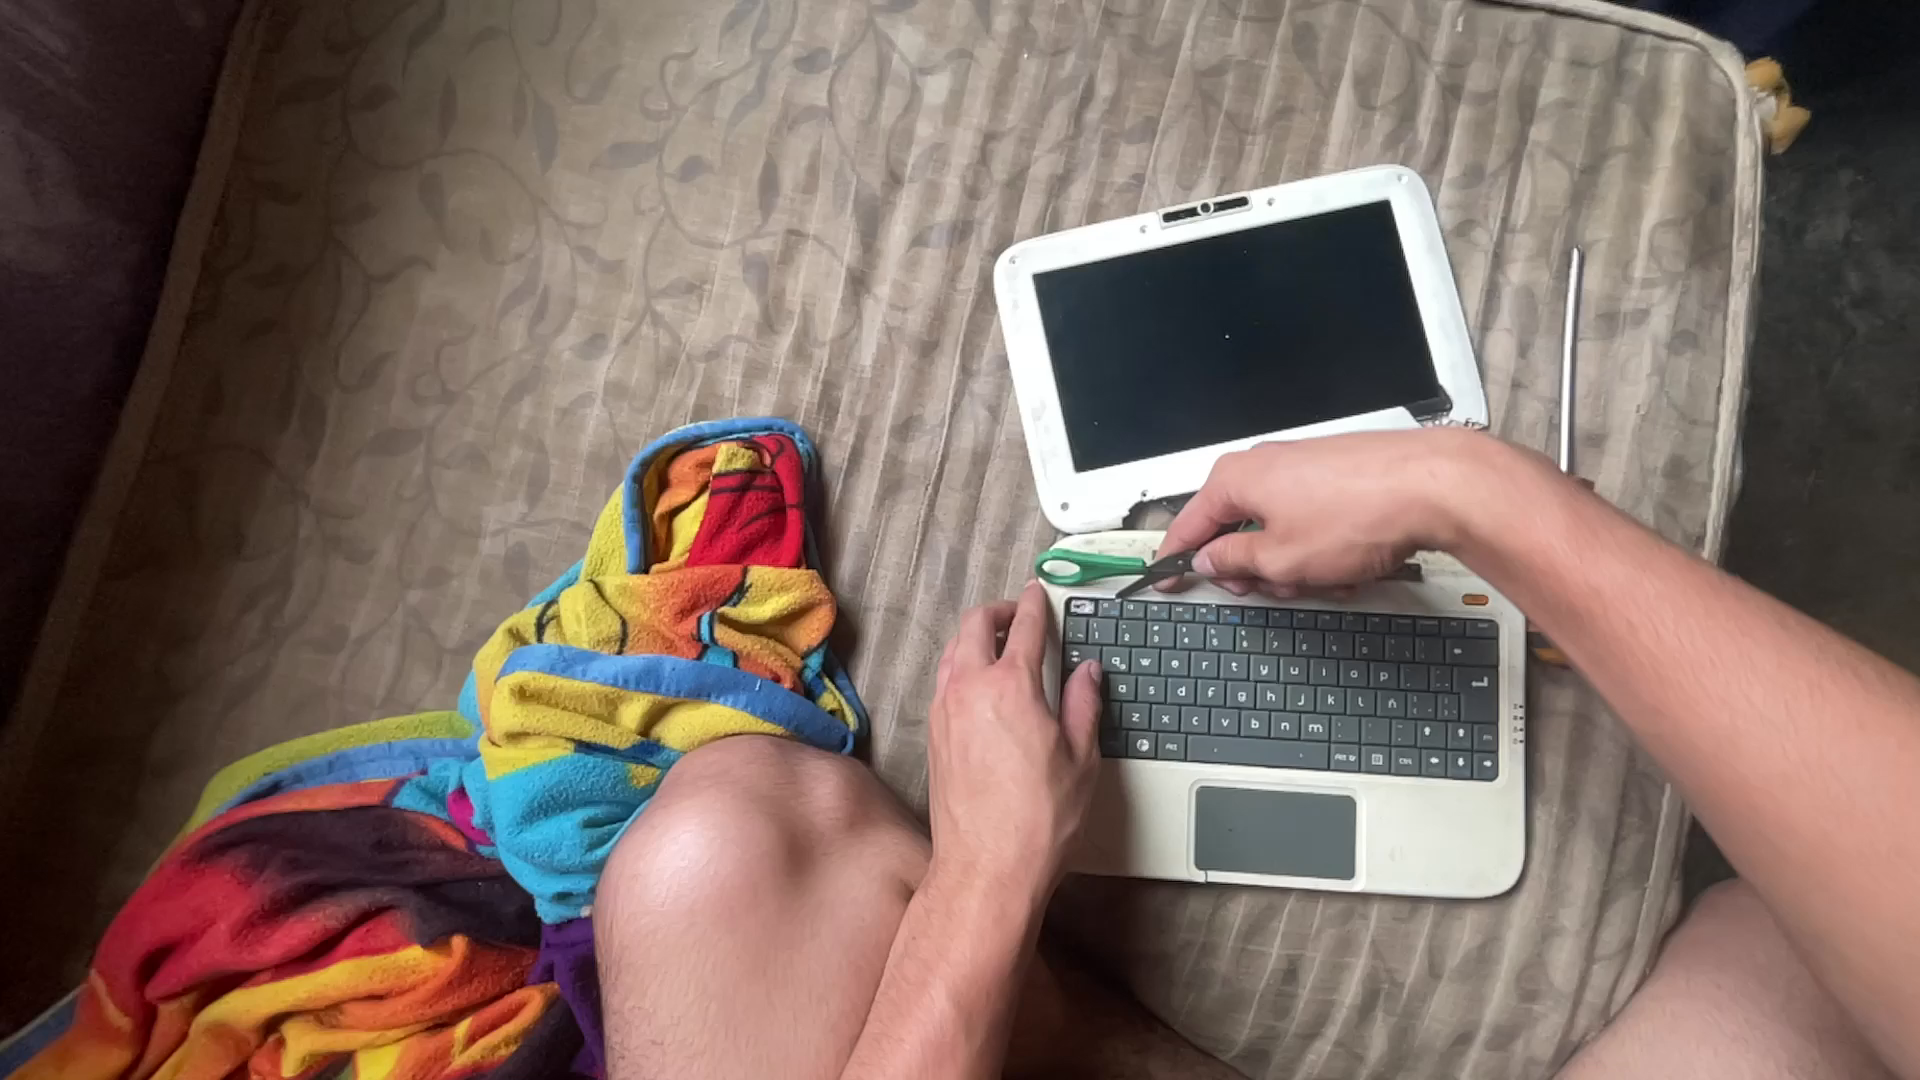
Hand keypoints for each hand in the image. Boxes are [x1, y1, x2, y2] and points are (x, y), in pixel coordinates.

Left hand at [927, 582, 1102, 902]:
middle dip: (1001, 611)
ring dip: (977, 635)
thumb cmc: (1038, 818)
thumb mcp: (1082, 757)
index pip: (1027, 627)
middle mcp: (970, 688)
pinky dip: (962, 663)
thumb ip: (1086, 703)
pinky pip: (944, 677)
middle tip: (1022, 616)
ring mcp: (945, 708)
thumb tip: (1088, 671)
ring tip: (1002, 645)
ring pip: (955, 648)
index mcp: (1011, 686)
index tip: (1040, 593)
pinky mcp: (933, 731)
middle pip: (977, 624)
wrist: (985, 867)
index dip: (1037, 604)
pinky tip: (980, 682)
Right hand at [1158, 429, 1510, 595]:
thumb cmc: (1359, 513)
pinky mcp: (1335, 474)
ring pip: (1275, 527)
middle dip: (1250, 566)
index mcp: (1236, 479)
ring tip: (1323, 579)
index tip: (1165, 577)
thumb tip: (1212, 559)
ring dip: (1290, 562)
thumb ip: (1233, 560)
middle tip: (1268, 588)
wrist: (1438, 486)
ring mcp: (1302, 467)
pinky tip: (1344, 566)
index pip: (1188, 524)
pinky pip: (1307, 519)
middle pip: (1234, 527)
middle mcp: (1264, 465)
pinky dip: (1317, 546)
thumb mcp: (1280, 557)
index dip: (1176, 558)